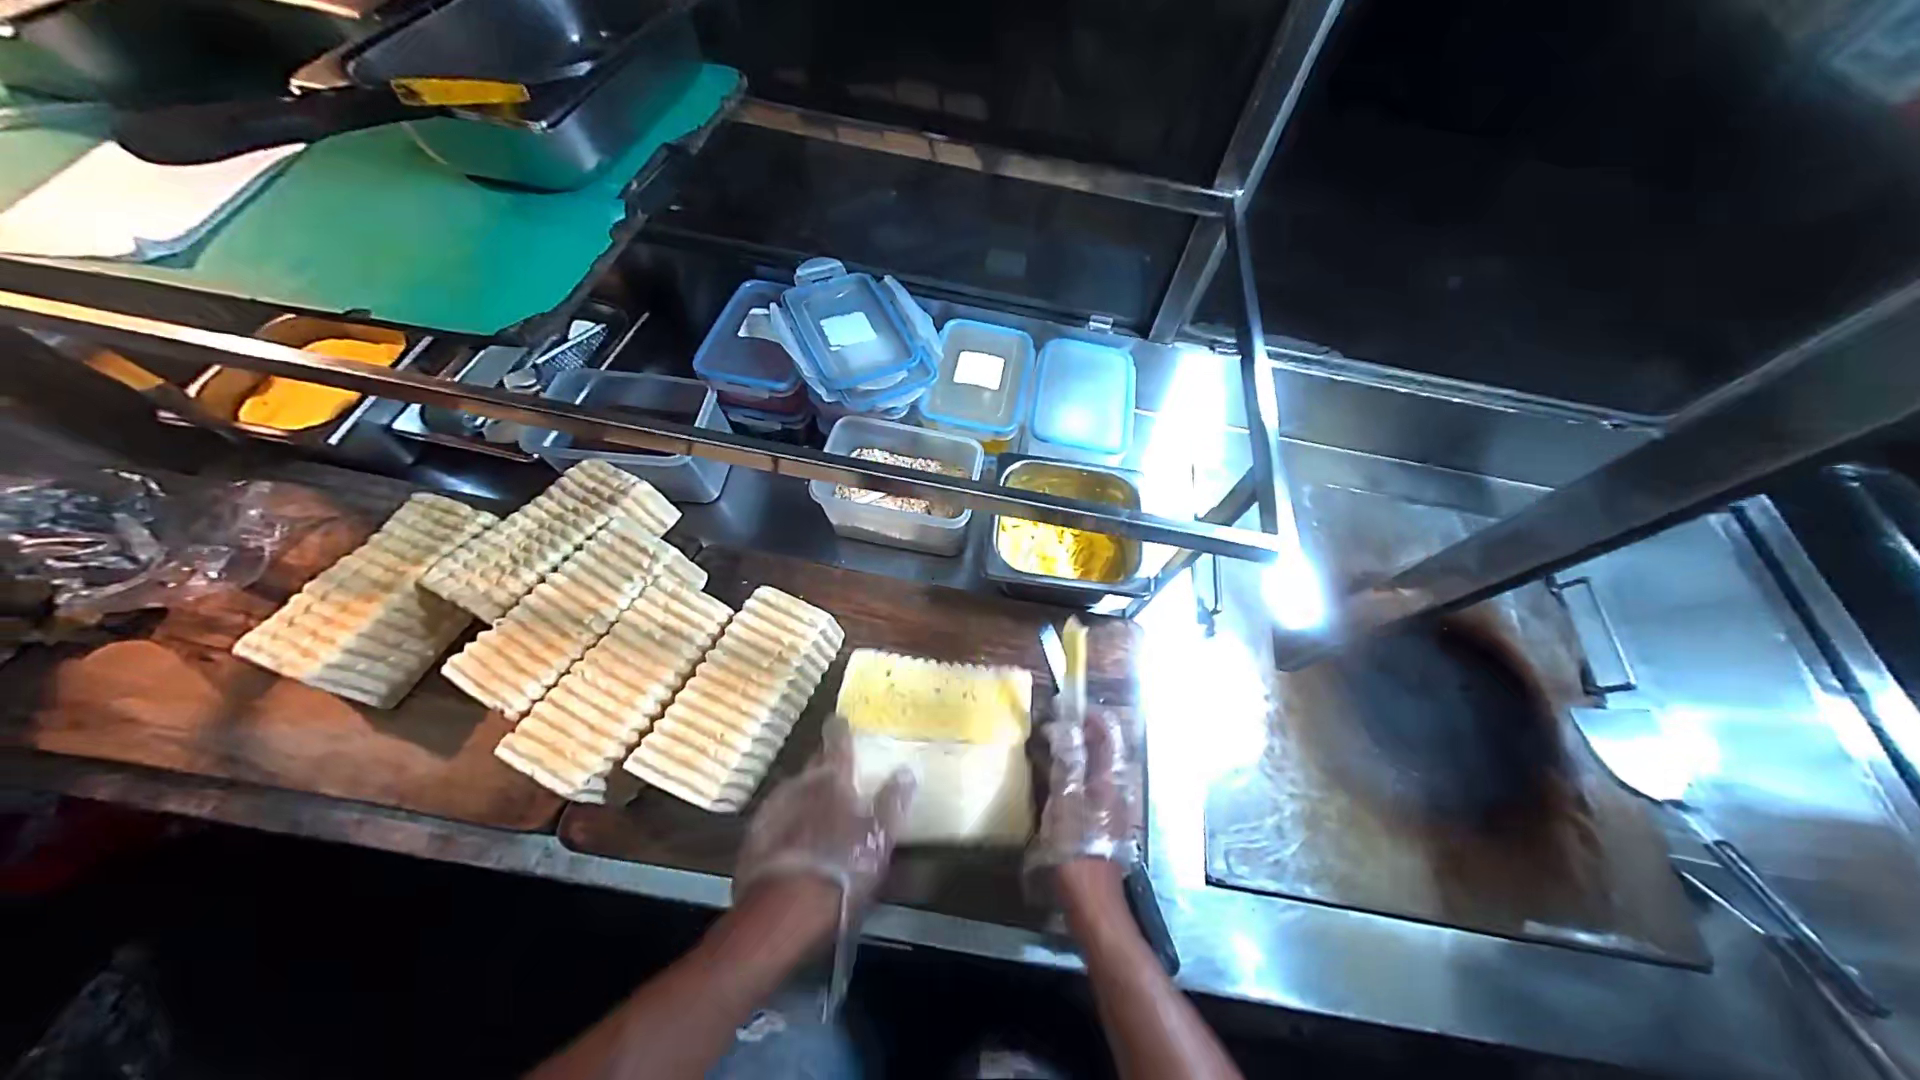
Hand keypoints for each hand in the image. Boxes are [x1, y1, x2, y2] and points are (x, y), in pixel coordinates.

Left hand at [733, 719, 915, 918]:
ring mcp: (773, 810)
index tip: (840, 721)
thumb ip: (892, 802)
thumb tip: (906, 771)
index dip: (840, 730)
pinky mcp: (754, 837)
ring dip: (805, 792)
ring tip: (817, 805)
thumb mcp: (880, 838)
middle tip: (837, 769)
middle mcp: (801, 786)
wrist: (784, 912)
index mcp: (833, 780)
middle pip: (814, 764)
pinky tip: (793, 834)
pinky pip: (776, 816)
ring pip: (793, 789)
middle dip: (824, 763)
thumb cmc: (842, 869)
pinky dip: (787, 818)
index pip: (837, 743)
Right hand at [1025, 705, 1140, 894]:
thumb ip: (1068, 762)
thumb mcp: (1066, 800)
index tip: (1068, 707)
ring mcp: (1115, 808)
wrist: (1091, 899)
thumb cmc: (1075, 847)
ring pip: (1100, 769)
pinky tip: (1060, 784)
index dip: (1092, 716)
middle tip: (1057, 726)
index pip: (1109, 734)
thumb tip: (1065, 728)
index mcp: (1111, 780)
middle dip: (1085, 733)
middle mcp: (1119, 789)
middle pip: (1106, 750)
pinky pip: (1094, 787)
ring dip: (1081, 754)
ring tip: (1054, 750)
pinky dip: (1079, 775)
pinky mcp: (1106, 823)